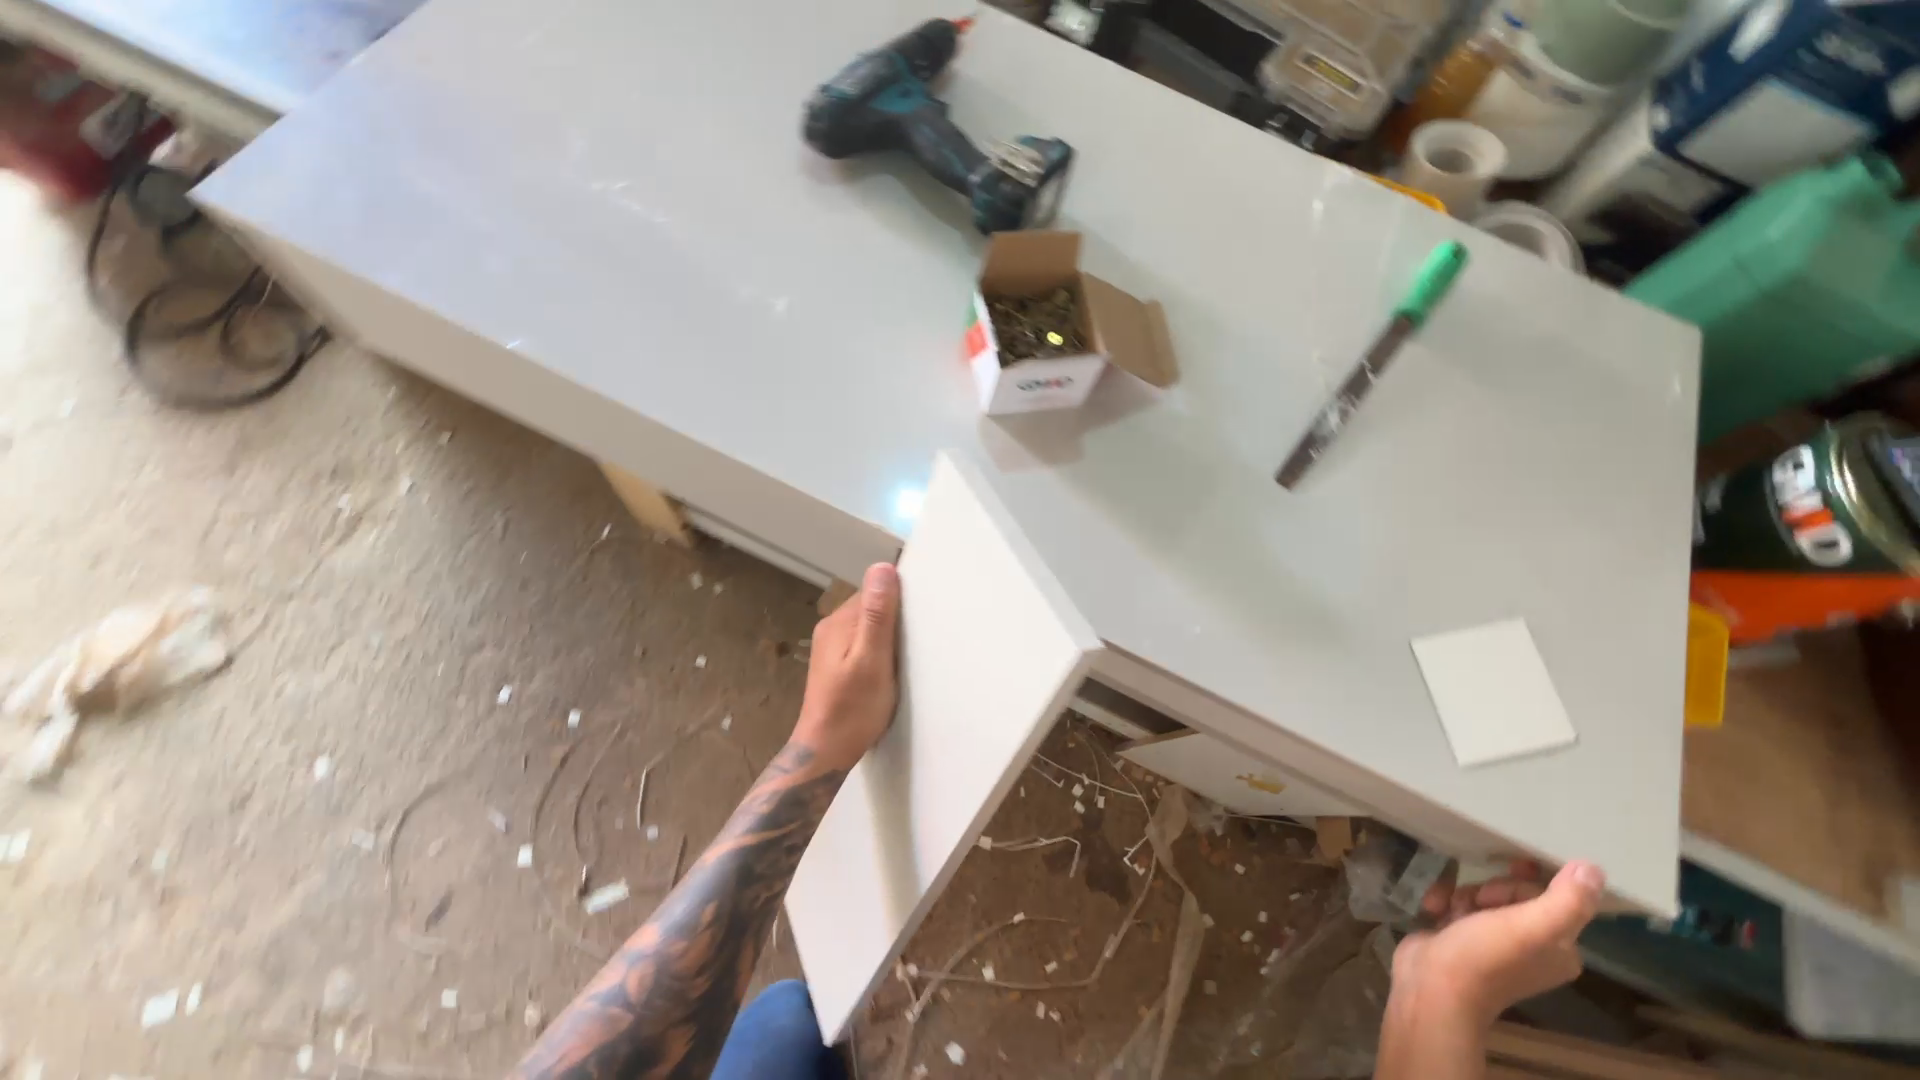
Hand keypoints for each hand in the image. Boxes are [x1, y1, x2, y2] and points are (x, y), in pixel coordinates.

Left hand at [790, 563, 900, 769]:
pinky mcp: (836, 665)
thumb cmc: (853, 708)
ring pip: (867, 627)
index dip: (898, 600)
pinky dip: (879, 650)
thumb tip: (882, 568)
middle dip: (894, 618)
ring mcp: (831, 648)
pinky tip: (890, 668)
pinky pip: (862, 644)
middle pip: (870, 608)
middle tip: (917, 640)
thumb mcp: (872, 660)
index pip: (873, 592)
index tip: (921, 618)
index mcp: (839, 622)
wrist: (826, 751)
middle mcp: (831, 629)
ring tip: (906, 656)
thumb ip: (878, 615)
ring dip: (887, 636)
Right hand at [1391, 860, 1604, 1025]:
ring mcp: (1495, 944)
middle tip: (1476, 902)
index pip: (1548, 897)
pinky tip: (1434, 909)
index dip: (1521, 886)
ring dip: (1463, 894)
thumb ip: (1567, 900)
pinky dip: (1445, 901)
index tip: (1499, 892)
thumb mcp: (1531, 927)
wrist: (1433, 987)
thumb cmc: (1486, 958)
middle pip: (1513, 894)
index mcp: (1559, 949)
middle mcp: (1532, 948)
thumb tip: (1594, 868)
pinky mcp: (1462, 939)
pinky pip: (1459, 905)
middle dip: (1489, 890)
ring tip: (1451, 909)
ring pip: (1483, 897)